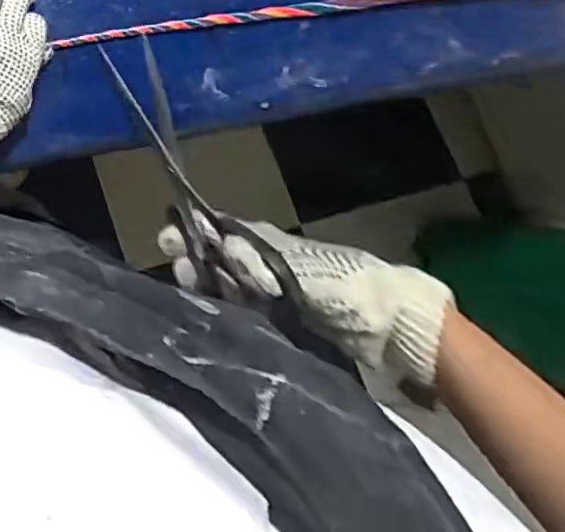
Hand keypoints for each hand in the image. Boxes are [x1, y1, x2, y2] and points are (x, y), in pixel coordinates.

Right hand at [159, 219, 451, 386]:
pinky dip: (216, 306)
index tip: (170, 237)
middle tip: (179, 264)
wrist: (394, 334)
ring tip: (190, 284)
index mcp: (263, 242)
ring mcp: (262, 295)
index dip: (189, 230)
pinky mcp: (268, 324)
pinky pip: (231, 310)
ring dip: (200, 282)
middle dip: (191, 257)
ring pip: (217, 282)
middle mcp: (257, 264)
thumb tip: (219, 242)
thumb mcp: (301, 261)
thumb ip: (257, 251)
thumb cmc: (347, 285)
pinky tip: (206, 307)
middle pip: (211, 256)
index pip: (214, 230)